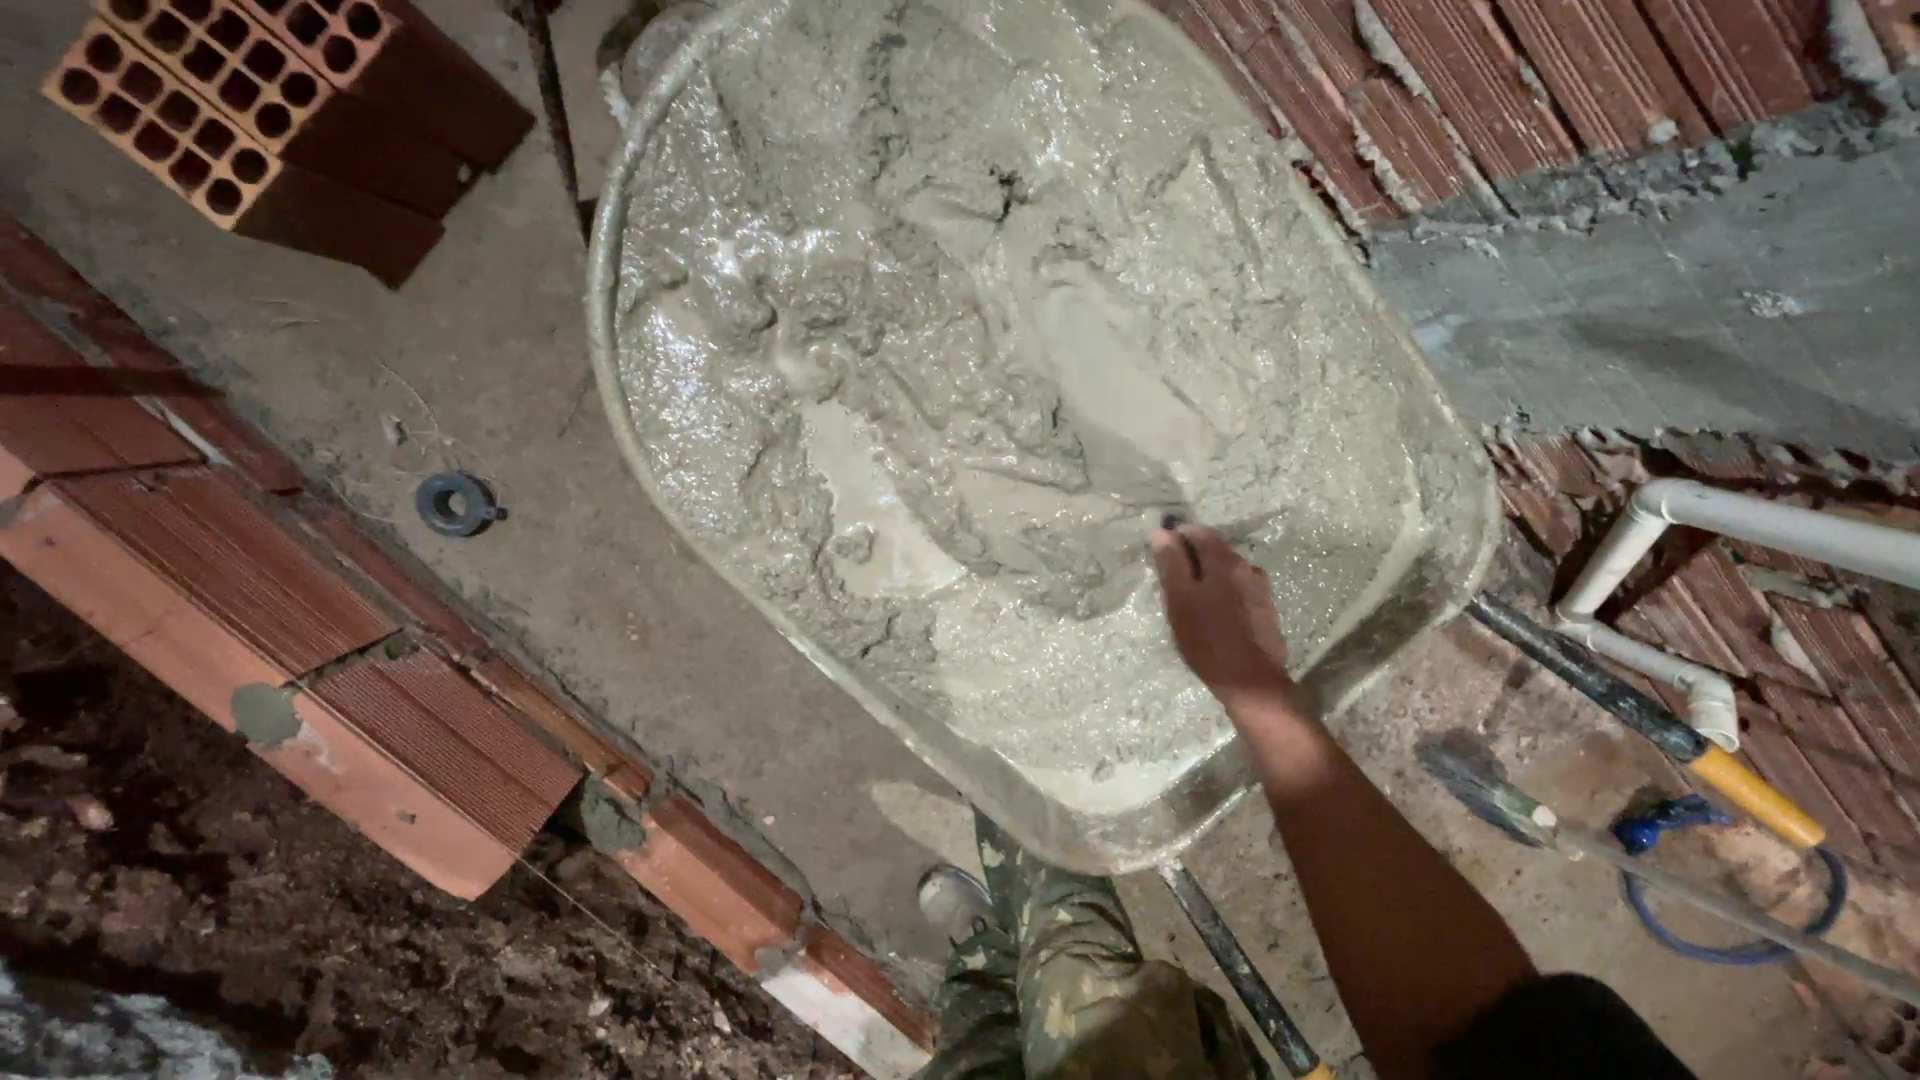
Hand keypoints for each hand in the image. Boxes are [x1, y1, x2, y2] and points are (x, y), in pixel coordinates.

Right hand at [1148, 520, 1298, 714]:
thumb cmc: (1207, 640)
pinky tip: (1213, 615)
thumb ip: (1170, 563)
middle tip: (1170, 583)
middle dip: (1191, 558)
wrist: (1250, 681)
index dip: (1176, 537)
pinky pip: (1237, 589)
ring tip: (1191, 602)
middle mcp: (1247, 567)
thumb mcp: (1180, 600)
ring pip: (1226, 571)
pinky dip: (1222, 592)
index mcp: (1225, 561)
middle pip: (1214, 550)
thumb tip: (1160, 532)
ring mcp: (1260, 588)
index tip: (1160, 555)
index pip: (1197, 531)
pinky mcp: (1264, 609)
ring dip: (1207, 577)